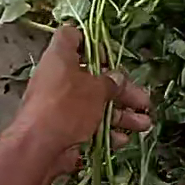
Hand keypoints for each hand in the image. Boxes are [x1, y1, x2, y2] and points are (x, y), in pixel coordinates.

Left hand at [16, 26, 151, 177]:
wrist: (40, 147)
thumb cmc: (67, 107)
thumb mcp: (95, 90)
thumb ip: (111, 83)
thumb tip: (118, 78)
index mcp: (61, 59)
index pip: (71, 37)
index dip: (91, 41)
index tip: (109, 54)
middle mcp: (59, 80)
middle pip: (95, 79)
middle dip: (123, 91)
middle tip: (144, 101)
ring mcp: (62, 106)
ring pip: (97, 106)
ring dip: (122, 115)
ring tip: (145, 125)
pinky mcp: (65, 129)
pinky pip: (90, 127)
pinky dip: (107, 133)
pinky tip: (123, 140)